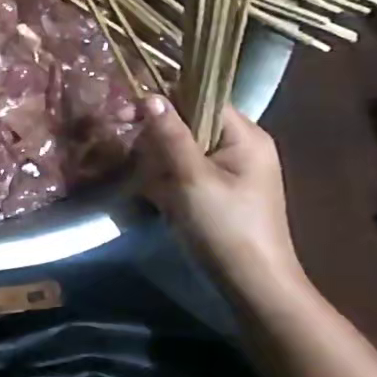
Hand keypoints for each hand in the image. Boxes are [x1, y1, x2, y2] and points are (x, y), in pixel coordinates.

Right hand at [136, 95, 305, 293]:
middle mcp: (240, 146)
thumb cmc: (225, 224)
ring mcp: (229, 170)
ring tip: (146, 182)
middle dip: (157, 136)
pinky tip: (154, 195)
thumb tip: (149, 96)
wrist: (250, 279)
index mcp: (245, 137)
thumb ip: (170, 136)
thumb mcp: (191, 177)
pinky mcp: (216, 190)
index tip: (126, 112)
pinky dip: (165, 178)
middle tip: (127, 149)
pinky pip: (183, 170)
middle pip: (189, 123)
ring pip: (181, 148)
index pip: (203, 98)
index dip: (165, 99)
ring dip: (157, 161)